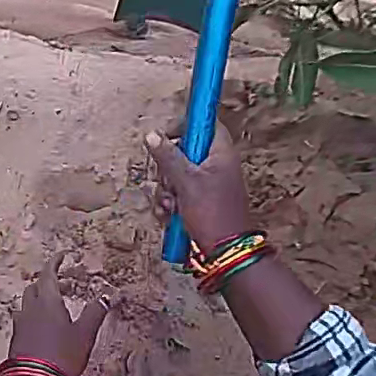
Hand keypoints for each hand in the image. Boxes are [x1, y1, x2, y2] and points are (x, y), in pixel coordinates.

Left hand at [0, 256, 107, 375]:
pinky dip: (34, 312)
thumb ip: (96, 312)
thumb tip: (109, 296)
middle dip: (49, 281)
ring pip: (28, 301)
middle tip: (65, 284)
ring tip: (56, 304)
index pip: (48, 274)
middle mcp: (29, 307)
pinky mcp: (16, 337)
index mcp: (47, 301)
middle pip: (36, 286)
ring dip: (40, 297)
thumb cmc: (63, 354)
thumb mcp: (85, 333)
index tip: (62, 256)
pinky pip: (24, 316)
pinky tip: (43, 324)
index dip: (55, 263)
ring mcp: (20, 322)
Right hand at [143, 122, 250, 245]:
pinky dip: (169, 202)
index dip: (187, 125)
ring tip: (170, 203)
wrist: (224, 250)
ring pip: (176, 174)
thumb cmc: (211, 212)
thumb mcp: (186, 182)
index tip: (166, 134)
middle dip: (168, 166)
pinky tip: (169, 213)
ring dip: (166, 188)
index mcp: (221, 154)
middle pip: (184, 151)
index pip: (207, 125)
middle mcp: (215, 166)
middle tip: (167, 178)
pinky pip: (176, 193)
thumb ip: (168, 157)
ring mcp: (206, 184)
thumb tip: (151, 135)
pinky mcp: (197, 201)